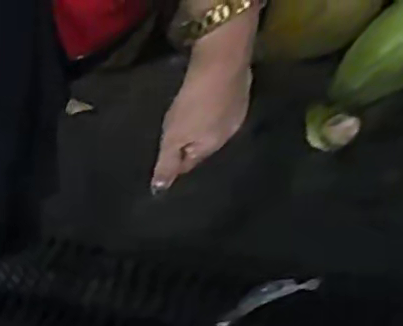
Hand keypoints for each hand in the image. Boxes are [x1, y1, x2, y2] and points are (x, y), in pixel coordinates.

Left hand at [151, 41, 251, 191]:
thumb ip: (166, 165)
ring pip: (213, 126)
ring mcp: (240, 109)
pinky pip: (221, 107)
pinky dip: (211, 107)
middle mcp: (230, 133)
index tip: (162, 158)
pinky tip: (204, 100)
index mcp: (212, 148)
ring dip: (200, 125)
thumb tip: (159, 190)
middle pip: (202, 145)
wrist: (223, 58)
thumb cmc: (194, 104)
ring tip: (187, 117)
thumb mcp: (172, 139)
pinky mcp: (243, 88)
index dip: (173, 163)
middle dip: (188, 144)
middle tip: (173, 135)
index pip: (188, 164)